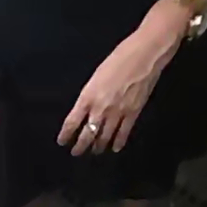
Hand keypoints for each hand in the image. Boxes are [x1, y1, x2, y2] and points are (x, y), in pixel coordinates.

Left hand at [58, 3, 188, 155]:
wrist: (145, 54)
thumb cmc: (119, 58)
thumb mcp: (96, 75)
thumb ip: (90, 95)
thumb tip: (86, 109)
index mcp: (88, 96)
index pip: (72, 122)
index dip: (66, 134)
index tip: (61, 142)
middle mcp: (100, 108)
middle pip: (87, 135)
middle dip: (80, 146)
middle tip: (76, 152)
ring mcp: (117, 113)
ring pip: (104, 137)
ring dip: (98, 147)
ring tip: (94, 151)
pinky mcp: (132, 113)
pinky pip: (123, 133)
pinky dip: (118, 142)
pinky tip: (115, 148)